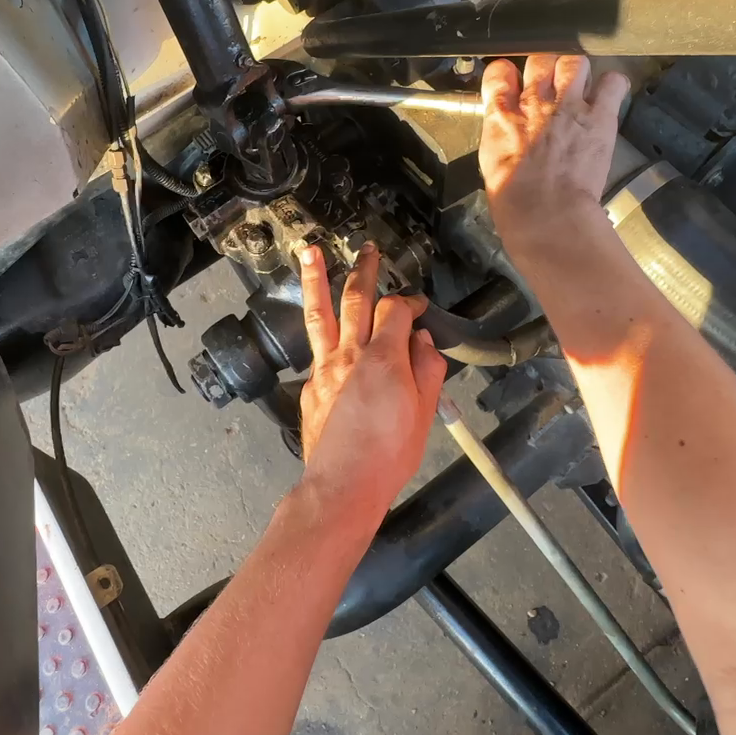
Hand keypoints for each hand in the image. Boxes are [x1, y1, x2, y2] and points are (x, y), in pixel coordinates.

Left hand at [296, 243, 445, 515]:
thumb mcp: (424, 413)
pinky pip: (316, 349)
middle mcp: (349, 353)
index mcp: (383, 357)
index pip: (394, 311)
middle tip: (367, 248)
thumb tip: (423, 339)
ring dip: (315, 279)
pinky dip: (321, 332)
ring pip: (320, 313)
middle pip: (356, 298)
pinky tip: (324, 329)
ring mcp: (324, 367)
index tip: (419, 307)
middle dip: (364, 270)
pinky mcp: (310, 385)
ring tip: (309, 251)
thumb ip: (426, 369)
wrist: (343, 485)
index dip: (409, 302)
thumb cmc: (391, 454)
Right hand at [479, 54, 628, 252]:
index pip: (498, 72)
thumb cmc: (514, 200)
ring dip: (576, 72)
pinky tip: (607, 98)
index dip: (506, 75)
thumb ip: (501, 135)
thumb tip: (507, 129)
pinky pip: (612, 82)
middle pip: (539, 59)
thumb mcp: (491, 162)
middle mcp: (534, 101)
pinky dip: (612, 86)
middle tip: (551, 89)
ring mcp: (569, 105)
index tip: (513, 86)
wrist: (546, 213)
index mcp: (501, 115)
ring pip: (574, 62)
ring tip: (580, 89)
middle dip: (545, 69)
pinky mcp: (600, 116)